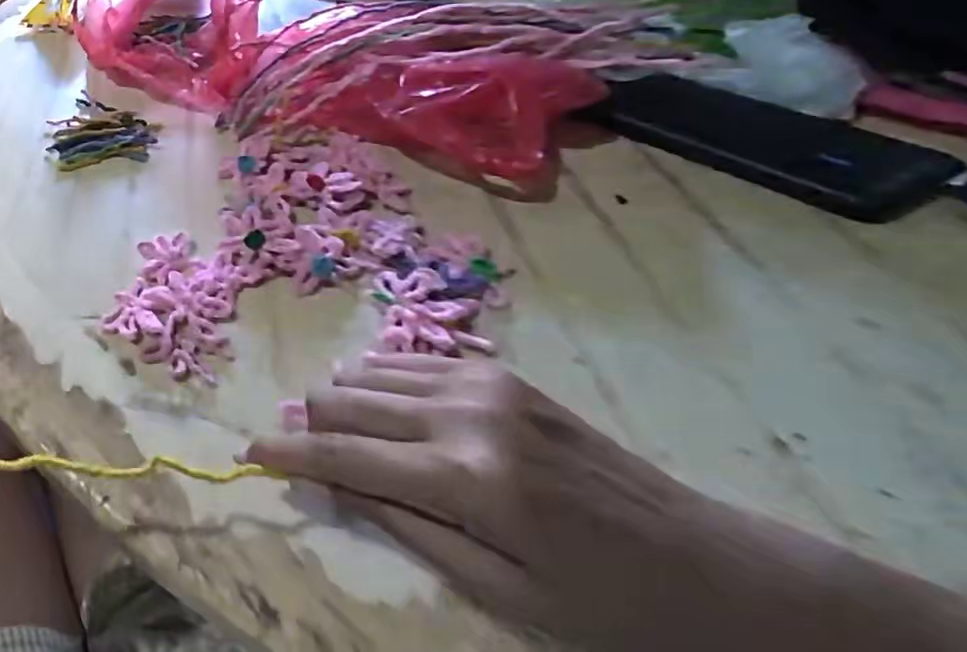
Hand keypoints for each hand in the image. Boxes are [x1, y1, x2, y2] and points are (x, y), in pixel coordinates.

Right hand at [247, 354, 710, 647]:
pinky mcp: (495, 370)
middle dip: (310, 425)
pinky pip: (403, 360)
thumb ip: (407, 527)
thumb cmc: (611, 606)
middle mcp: (463, 414)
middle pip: (342, 398)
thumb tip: (331, 483)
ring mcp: (480, 383)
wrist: (717, 567)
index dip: (287, 453)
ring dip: (343, 404)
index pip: (343, 456)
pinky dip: (378, 383)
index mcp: (468, 481)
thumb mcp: (503, 594)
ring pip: (364, 372)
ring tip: (352, 439)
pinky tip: (391, 413)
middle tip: (307, 454)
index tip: (249, 452)